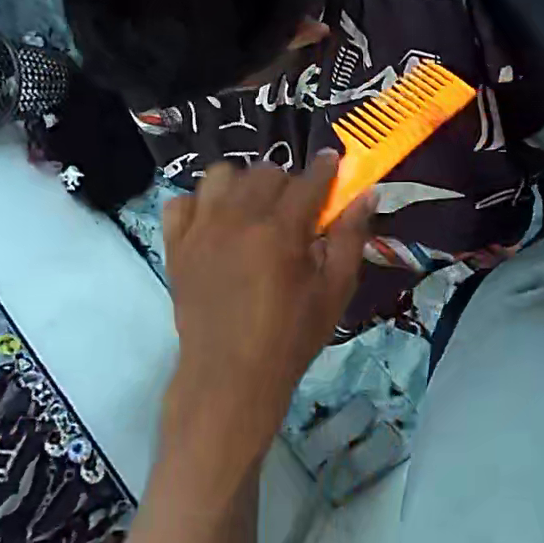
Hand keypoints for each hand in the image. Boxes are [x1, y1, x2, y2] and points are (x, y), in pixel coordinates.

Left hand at [160, 154, 375, 465]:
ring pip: (222, 175)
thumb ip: (351, 237)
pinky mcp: (176, 245)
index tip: (334, 164)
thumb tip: (367, 193)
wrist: (229, 379)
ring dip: (243, 185)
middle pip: (266, 172)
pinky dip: (200, 204)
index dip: (326, 168)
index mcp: (281, 231)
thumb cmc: (290, 338)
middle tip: (296, 210)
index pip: (309, 180)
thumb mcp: (334, 291)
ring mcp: (201, 230)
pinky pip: (182, 201)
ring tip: (253, 210)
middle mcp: (238, 219)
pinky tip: (215, 224)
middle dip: (288, 182)